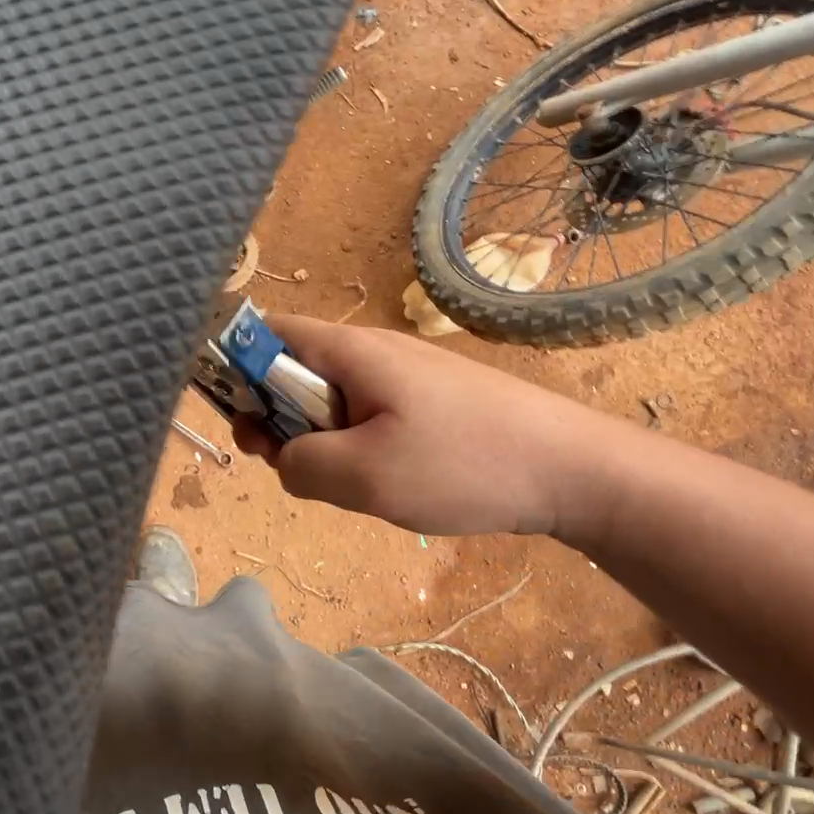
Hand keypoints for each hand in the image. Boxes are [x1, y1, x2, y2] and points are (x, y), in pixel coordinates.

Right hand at [235, 316, 624, 536]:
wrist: (578, 471)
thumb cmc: (465, 463)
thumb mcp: (364, 476)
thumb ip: (299, 466)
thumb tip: (282, 459)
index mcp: (349, 351)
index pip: (265, 331)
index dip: (235, 366)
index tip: (240, 421)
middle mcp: (371, 351)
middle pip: (291, 370)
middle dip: (276, 418)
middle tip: (291, 467)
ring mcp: (403, 376)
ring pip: (328, 400)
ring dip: (317, 440)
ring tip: (348, 482)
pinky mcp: (428, 402)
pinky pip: (365, 416)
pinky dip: (354, 447)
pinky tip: (385, 480)